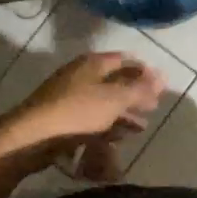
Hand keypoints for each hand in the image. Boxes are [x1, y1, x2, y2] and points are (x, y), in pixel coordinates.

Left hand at [6, 52, 166, 146]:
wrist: (33, 137)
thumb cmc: (78, 112)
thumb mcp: (114, 99)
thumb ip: (140, 89)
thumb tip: (163, 76)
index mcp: (93, 63)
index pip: (125, 60)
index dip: (145, 72)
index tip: (161, 87)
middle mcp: (81, 74)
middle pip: (115, 81)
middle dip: (135, 95)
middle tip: (153, 108)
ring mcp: (70, 96)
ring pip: (103, 101)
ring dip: (123, 113)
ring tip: (141, 127)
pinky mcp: (62, 117)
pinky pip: (91, 117)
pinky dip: (107, 124)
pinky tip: (118, 137)